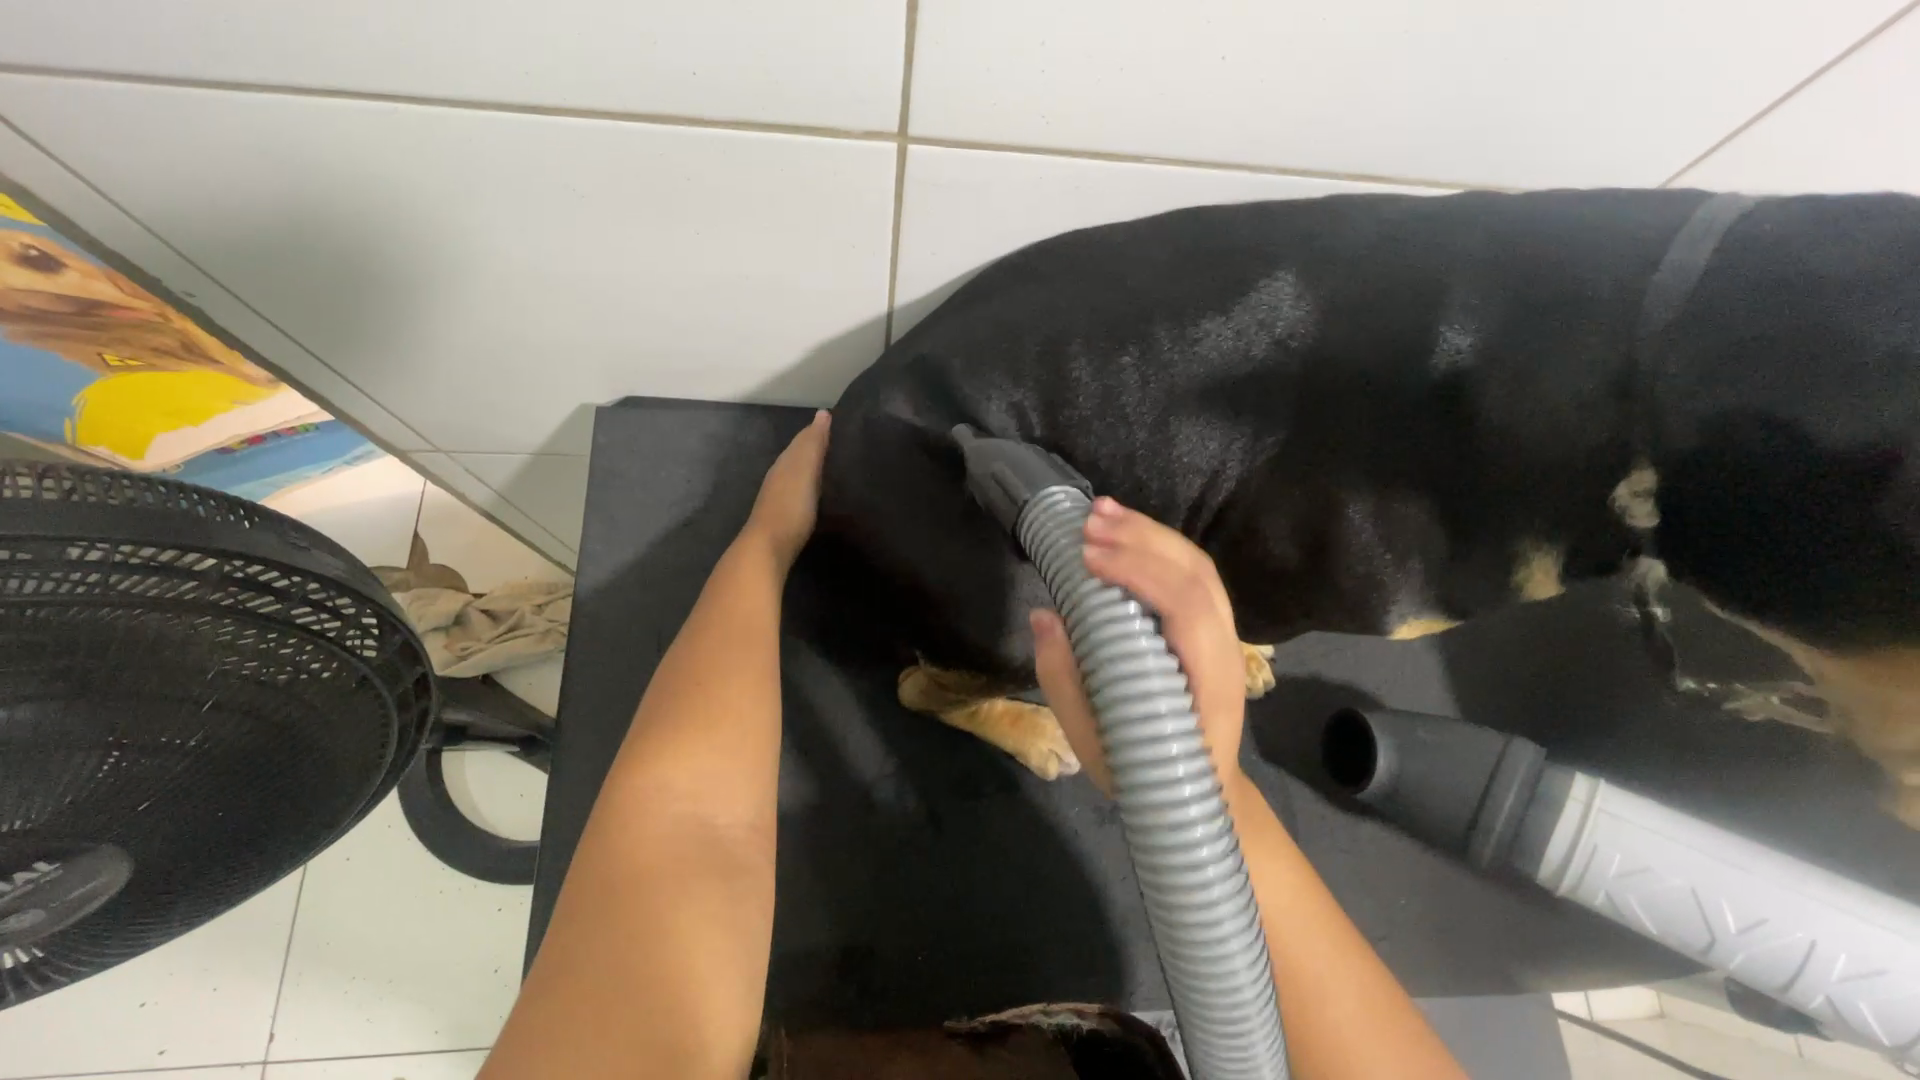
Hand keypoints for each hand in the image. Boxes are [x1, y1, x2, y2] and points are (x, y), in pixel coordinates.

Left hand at [743, 410, 829, 567]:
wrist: (769, 547)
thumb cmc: (791, 505)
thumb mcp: (805, 469)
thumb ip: (813, 443)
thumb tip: (823, 413)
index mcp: (786, 461)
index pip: (804, 438)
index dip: (820, 431)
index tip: (842, 426)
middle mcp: (780, 474)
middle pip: (800, 454)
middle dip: (818, 447)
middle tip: (844, 444)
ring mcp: (780, 496)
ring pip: (799, 473)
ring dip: (814, 467)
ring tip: (837, 466)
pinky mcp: (785, 515)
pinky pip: (801, 491)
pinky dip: (811, 486)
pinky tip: (821, 492)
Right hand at [1031, 497, 1248, 796]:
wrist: (1200, 795)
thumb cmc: (1145, 775)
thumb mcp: (1095, 744)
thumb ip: (1067, 683)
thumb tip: (1044, 618)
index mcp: (1207, 682)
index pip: (1186, 607)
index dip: (1139, 573)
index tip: (1087, 558)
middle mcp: (1227, 651)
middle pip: (1198, 575)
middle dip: (1142, 540)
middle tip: (1088, 522)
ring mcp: (1227, 637)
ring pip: (1199, 568)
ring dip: (1151, 534)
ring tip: (1102, 512)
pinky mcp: (1214, 631)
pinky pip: (1194, 577)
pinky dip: (1159, 548)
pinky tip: (1126, 535)